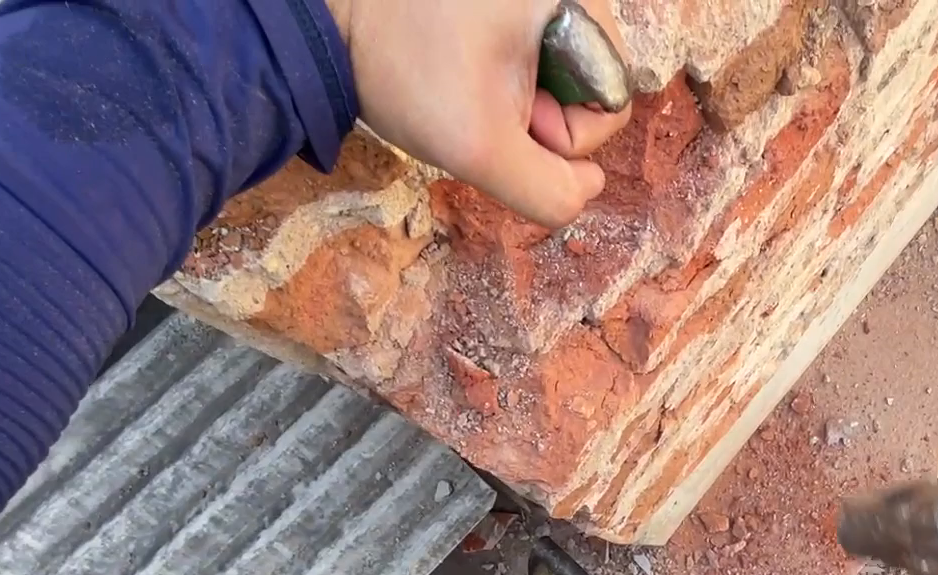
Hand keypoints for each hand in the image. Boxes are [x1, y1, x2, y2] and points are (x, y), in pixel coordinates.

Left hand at [327, 0, 633, 226]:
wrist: (326, 7)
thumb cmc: (402, 70)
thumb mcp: (481, 151)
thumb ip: (552, 192)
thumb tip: (591, 186)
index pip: (611, 102)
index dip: (564, 137)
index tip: (507, 123)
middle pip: (591, 86)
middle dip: (542, 117)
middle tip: (484, 107)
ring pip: (565, 76)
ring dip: (525, 103)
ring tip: (471, 87)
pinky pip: (541, 57)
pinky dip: (512, 81)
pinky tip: (471, 72)